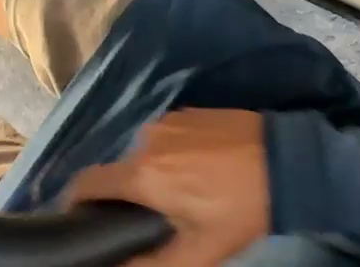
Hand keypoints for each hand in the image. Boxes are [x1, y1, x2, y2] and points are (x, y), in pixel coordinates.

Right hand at [65, 109, 269, 265]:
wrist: (284, 161)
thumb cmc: (238, 211)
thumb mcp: (197, 253)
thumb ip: (149, 266)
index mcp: (142, 175)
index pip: (87, 182)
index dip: (75, 201)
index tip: (79, 218)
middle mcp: (146, 139)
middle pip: (119, 170)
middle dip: (127, 195)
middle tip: (151, 217)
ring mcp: (169, 120)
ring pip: (145, 152)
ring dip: (153, 173)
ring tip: (182, 194)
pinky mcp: (190, 110)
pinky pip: (167, 136)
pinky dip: (172, 153)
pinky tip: (198, 170)